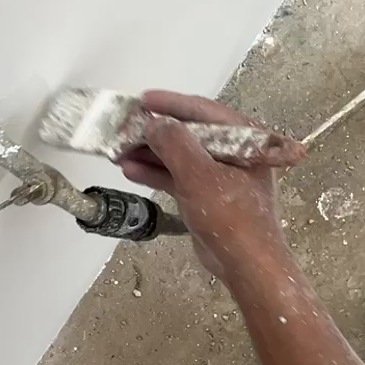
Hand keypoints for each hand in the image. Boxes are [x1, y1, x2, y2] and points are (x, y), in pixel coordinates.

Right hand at [119, 90, 295, 280]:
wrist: (245, 264)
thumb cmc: (230, 217)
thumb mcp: (199, 174)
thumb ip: (174, 143)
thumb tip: (153, 124)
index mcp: (242, 139)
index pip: (202, 111)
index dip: (171, 103)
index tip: (143, 100)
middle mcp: (232, 152)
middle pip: (188, 133)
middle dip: (154, 132)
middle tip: (125, 128)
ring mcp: (218, 175)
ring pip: (179, 156)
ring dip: (149, 153)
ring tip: (119, 150)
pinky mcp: (205, 196)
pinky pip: (177, 177)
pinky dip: (155, 173)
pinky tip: (130, 170)